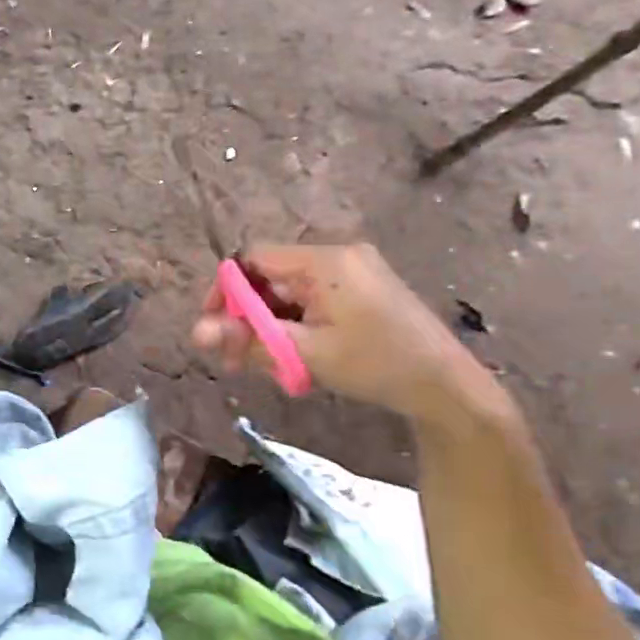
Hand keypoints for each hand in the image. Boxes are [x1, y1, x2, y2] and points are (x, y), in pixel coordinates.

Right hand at [191, 242, 492, 424]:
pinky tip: (293, 356)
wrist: (443, 384)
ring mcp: (353, 271)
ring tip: (266, 364)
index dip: (226, 290)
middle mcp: (338, 255)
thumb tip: (195, 332)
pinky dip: (294, 325)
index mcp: (324, 261)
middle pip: (271, 276)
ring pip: (289, 292)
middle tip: (235, 358)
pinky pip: (312, 299)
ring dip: (269, 326)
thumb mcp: (304, 353)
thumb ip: (249, 339)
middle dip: (247, 316)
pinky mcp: (362, 289)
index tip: (215, 327)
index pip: (253, 258)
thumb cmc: (373, 363)